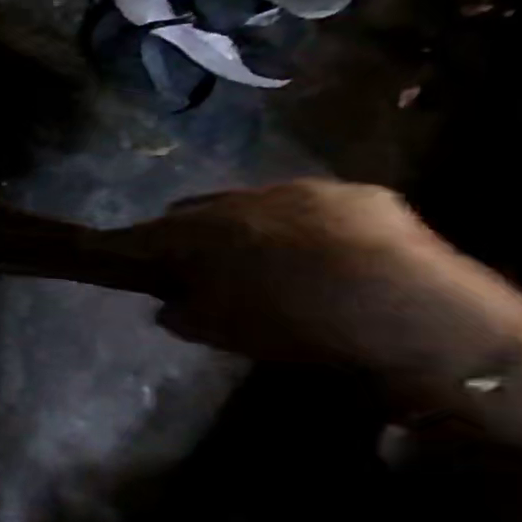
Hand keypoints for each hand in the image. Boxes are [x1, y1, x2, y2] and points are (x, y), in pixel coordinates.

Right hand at [113, 179, 521, 374]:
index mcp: (206, 232)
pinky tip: (324, 252)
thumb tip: (169, 306)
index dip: (122, 245)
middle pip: (196, 209)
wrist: (415, 313)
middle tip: (191, 259)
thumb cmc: (303, 328)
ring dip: (245, 224)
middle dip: (186, 231)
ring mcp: (300, 188)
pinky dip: (303, 225)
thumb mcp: (232, 333)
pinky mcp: (352, 191)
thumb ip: (190, 316)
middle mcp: (243, 198)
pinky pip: (310, 203)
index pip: (148, 234)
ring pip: (252, 201)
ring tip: (260, 255)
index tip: (106, 252)